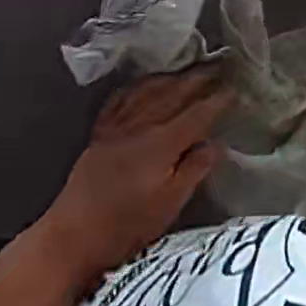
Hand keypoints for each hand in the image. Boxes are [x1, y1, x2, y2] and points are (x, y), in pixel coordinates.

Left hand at [35, 68, 232, 279]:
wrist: (69, 236)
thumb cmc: (125, 226)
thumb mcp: (168, 205)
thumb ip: (194, 171)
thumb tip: (216, 144)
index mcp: (162, 143)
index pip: (198, 114)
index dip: (219, 101)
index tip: (236, 90)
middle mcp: (141, 125)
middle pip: (175, 94)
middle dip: (199, 80)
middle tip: (218, 68)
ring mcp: (118, 126)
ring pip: (149, 90)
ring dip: (172, 77)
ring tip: (188, 70)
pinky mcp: (100, 133)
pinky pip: (121, 98)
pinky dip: (137, 86)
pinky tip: (144, 83)